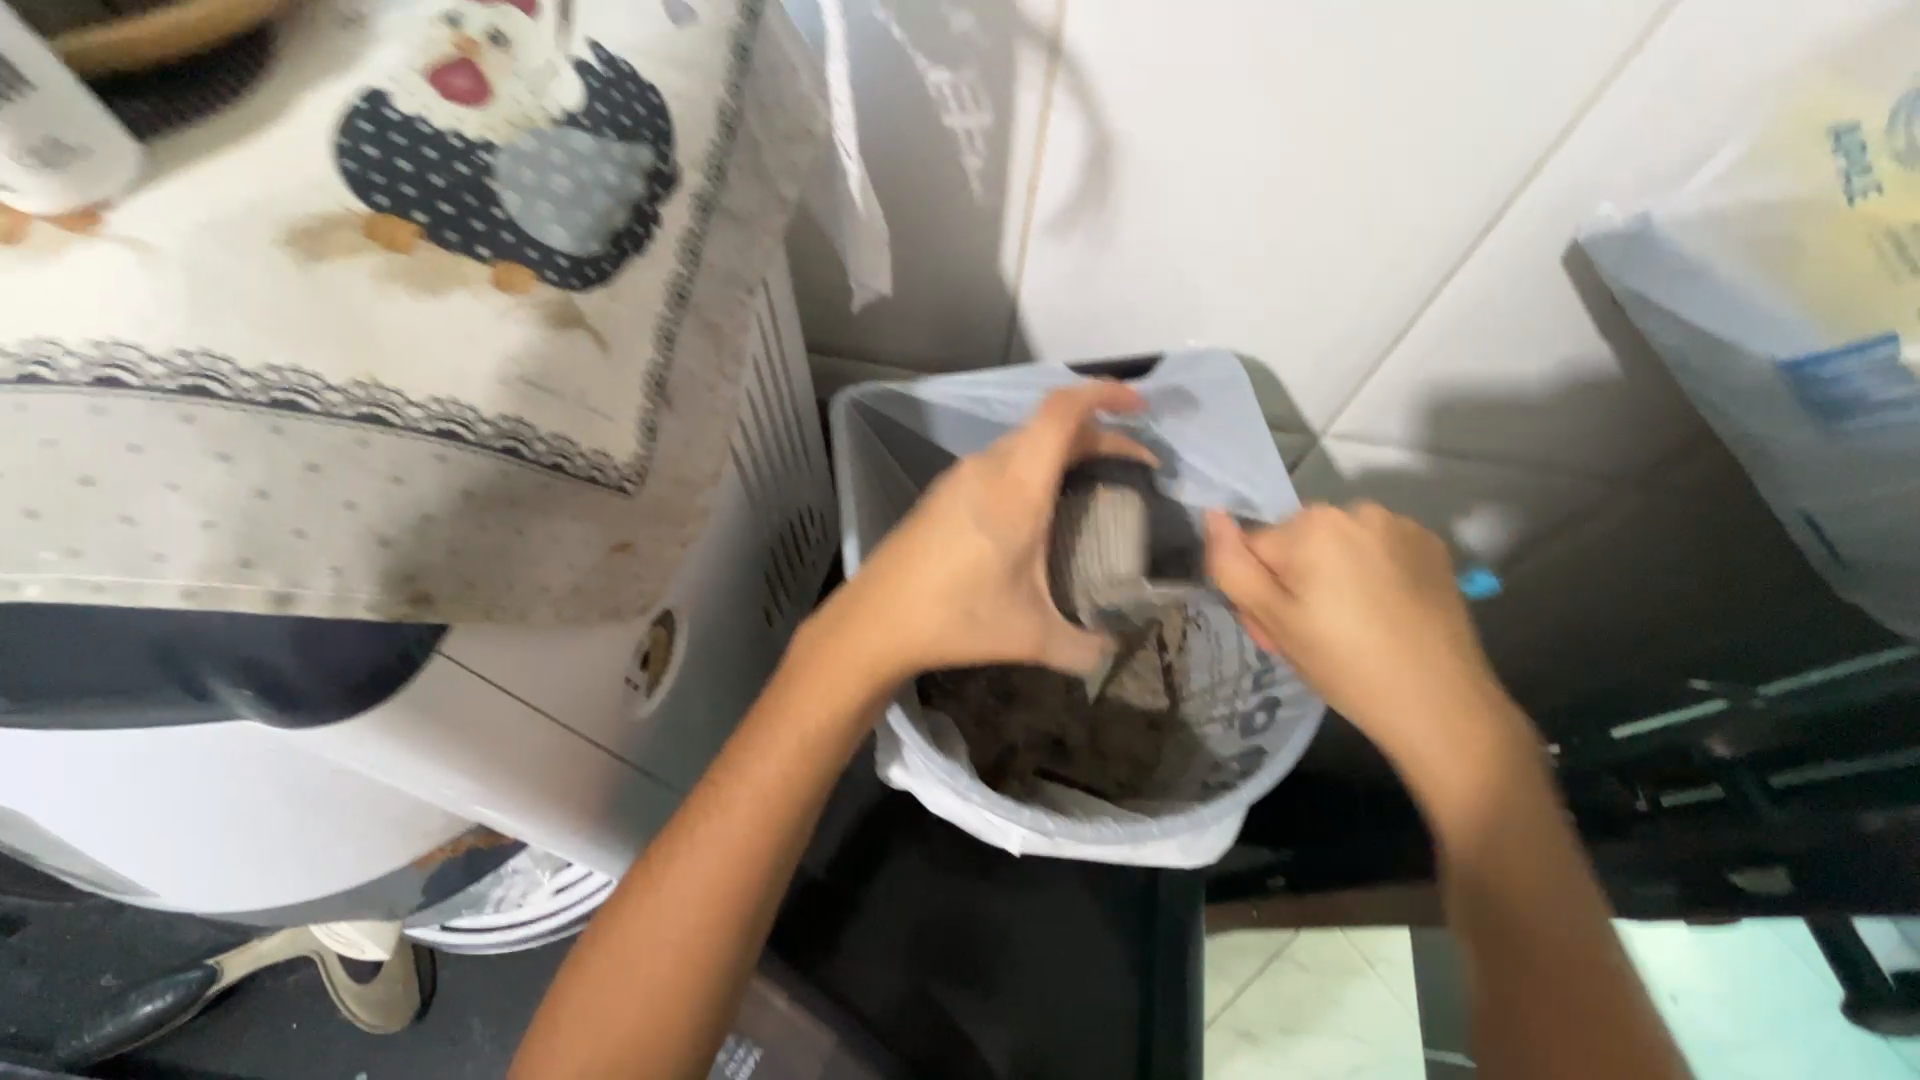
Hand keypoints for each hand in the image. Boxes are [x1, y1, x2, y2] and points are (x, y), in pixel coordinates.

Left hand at [808, 380, 1154, 687]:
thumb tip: (1112, 651)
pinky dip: (1034, 468)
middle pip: (1050, 426)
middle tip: (1132, 468)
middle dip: (1098, 435)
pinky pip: (1000, 462)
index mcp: (1016, 487)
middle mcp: (988, 468)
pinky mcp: (943, 494)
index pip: (1064, 412)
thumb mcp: (1031, 637)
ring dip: (1063, 452)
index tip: (1141, 408)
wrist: (874, 622)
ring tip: (1093, 486)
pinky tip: (1040, 511)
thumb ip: (1083, 647)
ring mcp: (960, 477)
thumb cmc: (956, 619)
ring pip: (1023, 443)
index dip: (1106, 396)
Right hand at [1204, 502, 1520, 765]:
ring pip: (1338, 549)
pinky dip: (1372, 577)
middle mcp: (1357, 510)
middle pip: (1298, 545)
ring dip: (1333, 579)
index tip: (1279, 631)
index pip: (1255, 550)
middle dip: (1296, 583)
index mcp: (1312, 524)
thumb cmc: (1344, 665)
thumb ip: (1232, 566)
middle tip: (1312, 638)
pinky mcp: (1433, 547)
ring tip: (1352, 630)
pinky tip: (1385, 616)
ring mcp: (1400, 526)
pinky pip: (1378, 553)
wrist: (1440, 704)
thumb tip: (1211, 516)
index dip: (1259, 593)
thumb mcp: (1272, 621)